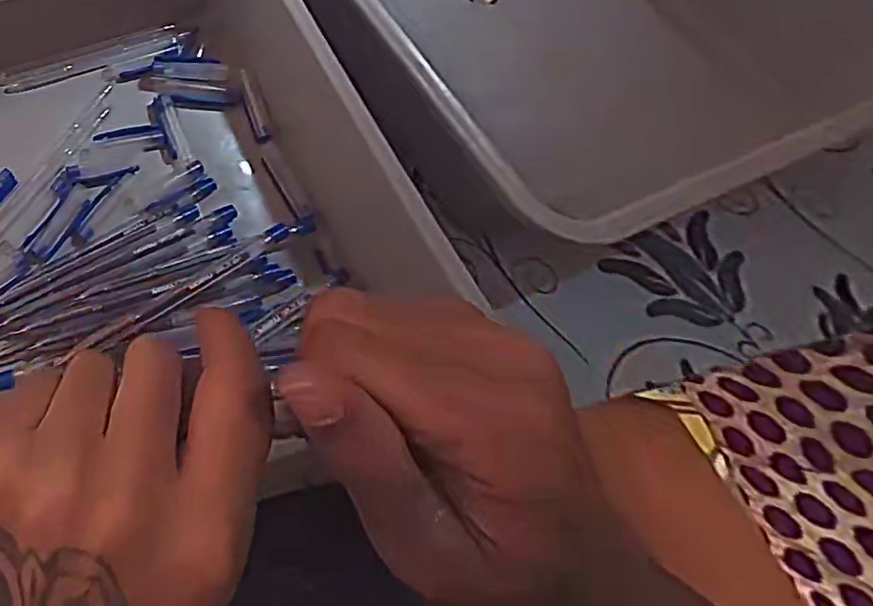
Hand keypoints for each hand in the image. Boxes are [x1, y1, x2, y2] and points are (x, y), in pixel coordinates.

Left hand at [0, 308, 270, 605]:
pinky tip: (39, 452)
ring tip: (80, 444)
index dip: (229, 342)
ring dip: (93, 392)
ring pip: (91, 362)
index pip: (234, 398)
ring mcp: (51, 472)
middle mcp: (128, 495)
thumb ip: (213, 468)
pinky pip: (38, 379)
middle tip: (133, 416)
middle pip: (153, 359)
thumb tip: (196, 372)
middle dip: (149, 377)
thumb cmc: (125, 604)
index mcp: (198, 536)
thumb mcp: (196, 559)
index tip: (212, 325)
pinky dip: (46, 405)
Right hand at [274, 291, 708, 605]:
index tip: (334, 441)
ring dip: (349, 355)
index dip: (318, 390)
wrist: (577, 554)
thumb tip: (295, 380)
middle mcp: (493, 348)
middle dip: (329, 370)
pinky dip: (373, 344)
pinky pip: (385, 306)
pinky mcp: (480, 316)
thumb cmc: (494, 566)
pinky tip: (403, 391)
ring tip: (385, 415)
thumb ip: (363, 461)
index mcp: (488, 412)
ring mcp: (490, 325)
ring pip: (358, 306)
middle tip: (358, 432)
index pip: (341, 346)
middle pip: (344, 316)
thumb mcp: (420, 546)